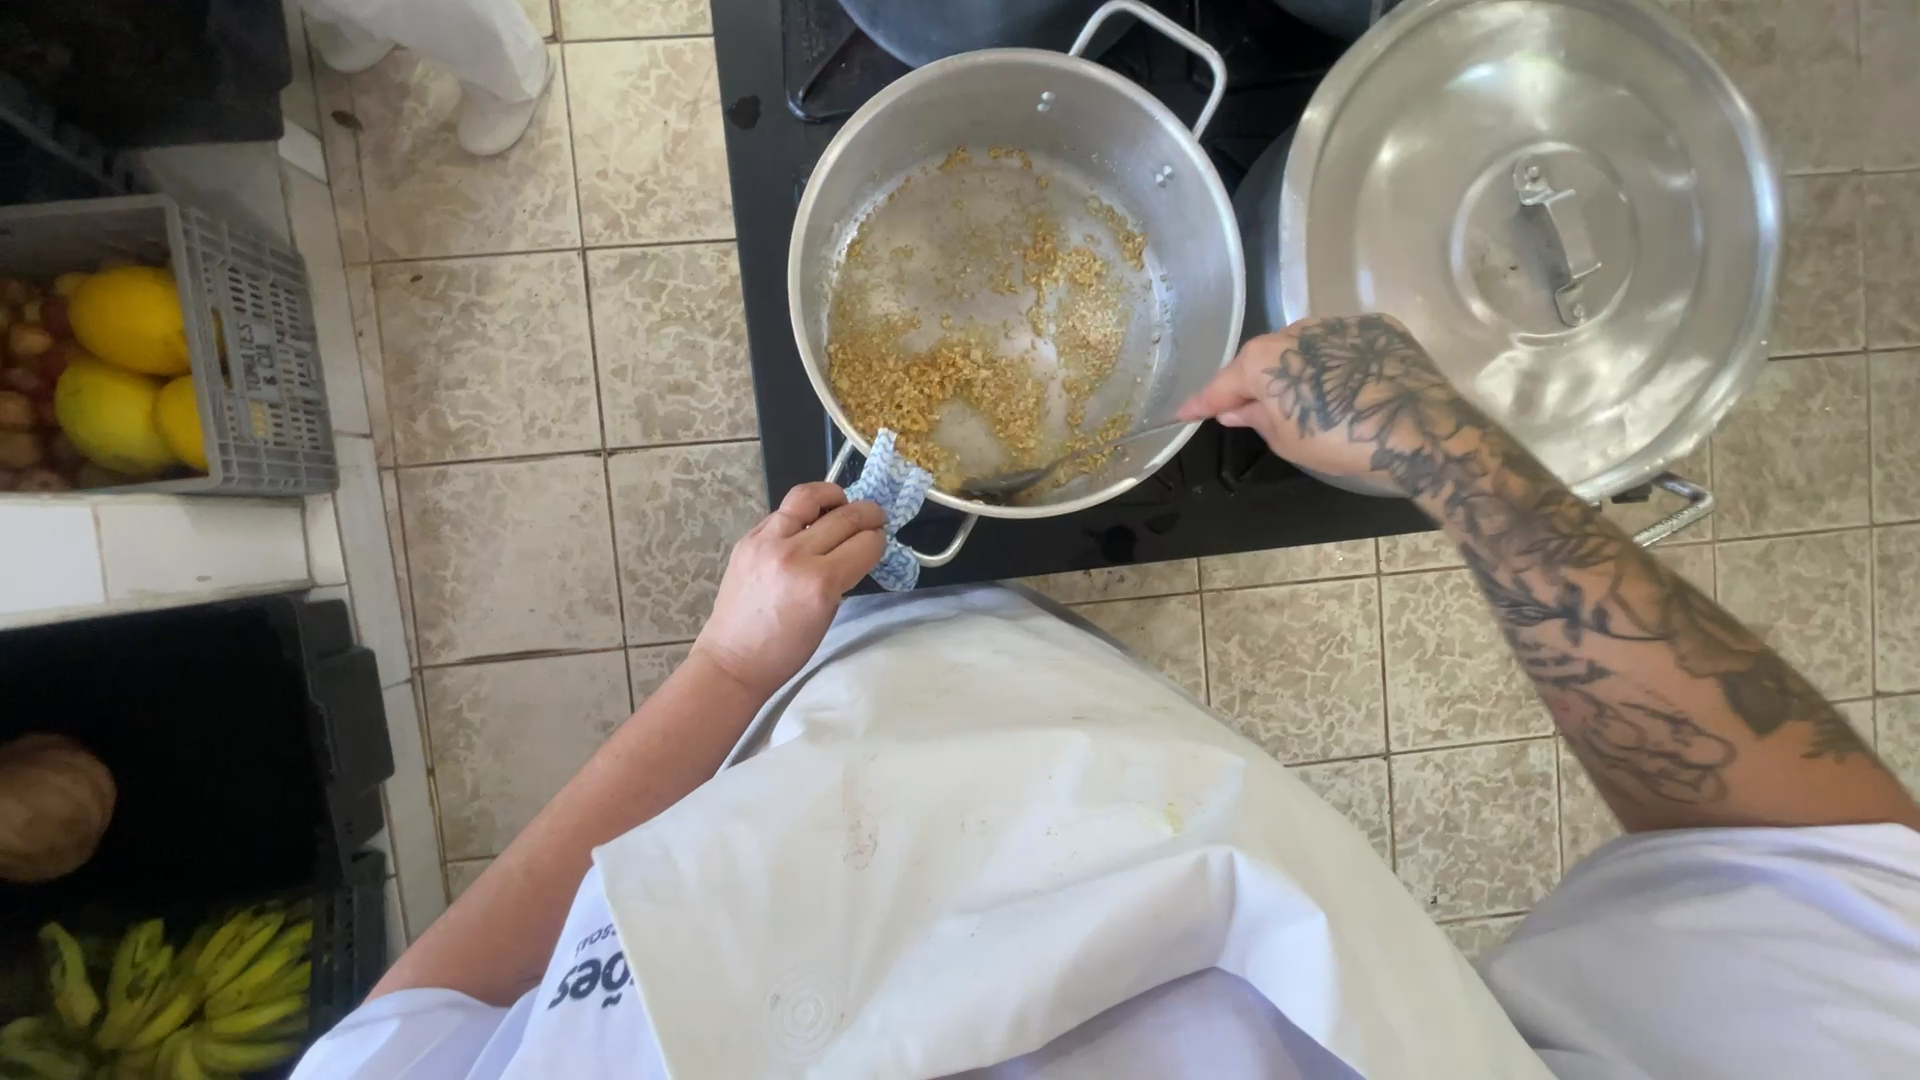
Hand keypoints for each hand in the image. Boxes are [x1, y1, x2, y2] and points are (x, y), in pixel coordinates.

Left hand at [691, 483, 887, 700]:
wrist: (734, 659)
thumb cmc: (787, 649)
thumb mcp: (829, 613)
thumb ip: (845, 575)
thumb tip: (858, 546)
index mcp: (820, 582)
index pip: (865, 543)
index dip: (879, 540)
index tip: (880, 541)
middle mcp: (795, 555)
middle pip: (846, 517)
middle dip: (869, 514)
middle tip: (876, 518)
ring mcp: (767, 542)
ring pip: (810, 496)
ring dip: (835, 497)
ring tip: (842, 505)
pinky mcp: (749, 538)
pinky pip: (784, 511)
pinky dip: (804, 512)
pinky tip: (810, 523)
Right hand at [1176, 314, 1454, 490]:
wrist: (1420, 429)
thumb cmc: (1339, 440)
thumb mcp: (1286, 439)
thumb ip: (1254, 418)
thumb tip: (1235, 410)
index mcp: (1265, 359)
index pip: (1223, 384)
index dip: (1202, 402)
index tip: (1183, 413)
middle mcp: (1297, 330)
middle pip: (1263, 360)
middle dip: (1253, 384)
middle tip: (1246, 411)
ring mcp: (1339, 324)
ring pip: (1303, 348)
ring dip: (1295, 370)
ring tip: (1303, 399)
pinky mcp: (1377, 327)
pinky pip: (1340, 345)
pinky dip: (1332, 363)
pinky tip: (1344, 387)